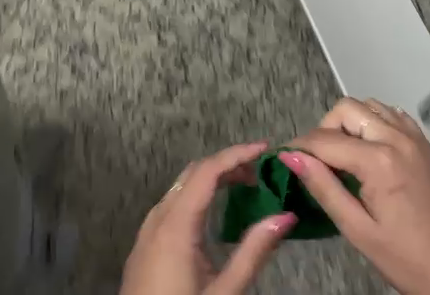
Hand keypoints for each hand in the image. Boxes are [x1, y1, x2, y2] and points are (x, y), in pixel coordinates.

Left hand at [121, 141, 296, 294]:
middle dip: (227, 163)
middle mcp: (157, 218)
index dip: (237, 153)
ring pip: (180, 187)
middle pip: (194, 173)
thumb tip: (286, 216)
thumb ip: (254, 251)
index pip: (208, 170)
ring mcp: (146, 232)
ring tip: (243, 187)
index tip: (265, 149)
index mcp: (176, 224)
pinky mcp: (143, 246)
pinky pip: (171, 205)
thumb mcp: (224, 291)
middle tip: (259, 171)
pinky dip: (196, 195)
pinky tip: (213, 213)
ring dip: (211, 179)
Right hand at [281, 99, 429, 294]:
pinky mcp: (427, 144)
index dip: (300, 146)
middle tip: (318, 159)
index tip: (284, 155)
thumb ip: (323, 187)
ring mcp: (416, 137)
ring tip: (343, 155)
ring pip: (371, 106)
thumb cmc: (404, 258)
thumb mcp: (357, 229)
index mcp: (379, 161)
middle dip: (325, 128)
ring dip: (351, 122)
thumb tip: (292, 157)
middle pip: (348, 108)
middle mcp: (398, 138)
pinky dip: (376, 123)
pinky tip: (371, 150)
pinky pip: (394, 115)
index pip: (326, 140)